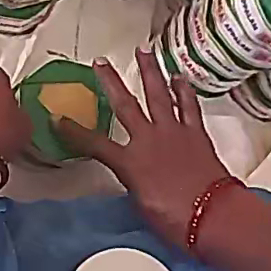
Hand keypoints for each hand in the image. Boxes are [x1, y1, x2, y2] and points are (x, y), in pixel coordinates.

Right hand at [58, 49, 238, 246]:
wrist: (213, 216)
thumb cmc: (174, 220)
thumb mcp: (142, 204)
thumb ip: (135, 183)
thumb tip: (136, 176)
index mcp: (130, 163)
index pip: (94, 144)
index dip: (73, 132)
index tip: (57, 118)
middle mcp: (149, 140)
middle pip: (125, 105)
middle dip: (110, 82)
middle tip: (100, 62)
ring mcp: (174, 133)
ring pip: (159, 95)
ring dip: (150, 71)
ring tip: (144, 50)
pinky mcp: (196, 133)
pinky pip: (189, 106)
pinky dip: (184, 91)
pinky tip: (179, 77)